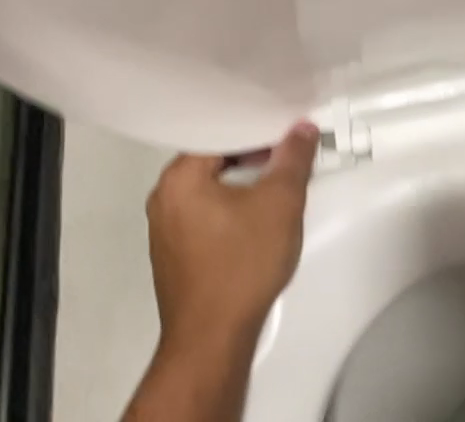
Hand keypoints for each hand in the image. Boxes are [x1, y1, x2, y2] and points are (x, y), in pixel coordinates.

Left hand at [144, 121, 319, 346]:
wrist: (213, 339)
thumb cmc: (243, 263)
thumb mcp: (281, 201)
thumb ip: (293, 158)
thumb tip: (301, 128)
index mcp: (178, 177)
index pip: (219, 132)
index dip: (256, 125)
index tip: (286, 124)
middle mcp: (163, 197)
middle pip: (213, 157)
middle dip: (253, 151)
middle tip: (288, 148)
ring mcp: (165, 227)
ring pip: (210, 185)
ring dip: (243, 179)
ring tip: (279, 177)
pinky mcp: (175, 253)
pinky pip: (206, 210)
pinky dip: (231, 203)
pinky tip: (258, 211)